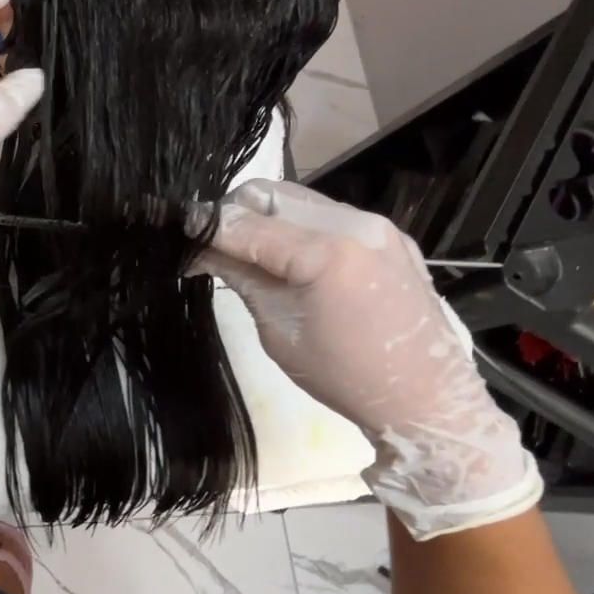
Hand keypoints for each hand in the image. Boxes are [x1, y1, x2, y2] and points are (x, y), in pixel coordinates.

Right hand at [200, 180, 541, 539]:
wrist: (427, 398)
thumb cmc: (342, 376)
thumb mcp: (276, 328)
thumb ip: (240, 276)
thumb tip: (196, 249)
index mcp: (326, 253)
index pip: (244, 223)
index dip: (200, 225)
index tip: (167, 228)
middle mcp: (355, 225)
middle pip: (269, 194)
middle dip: (229, 213)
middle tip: (204, 246)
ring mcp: (377, 227)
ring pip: (297, 200)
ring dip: (261, 218)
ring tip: (241, 253)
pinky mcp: (389, 236)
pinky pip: (326, 216)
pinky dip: (293, 227)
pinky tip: (283, 260)